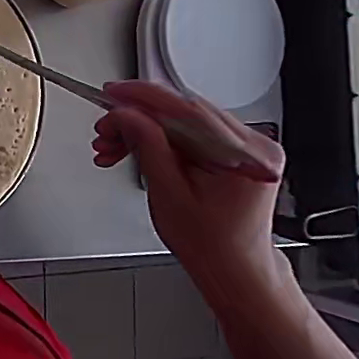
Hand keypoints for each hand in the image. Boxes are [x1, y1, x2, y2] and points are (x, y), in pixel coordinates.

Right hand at [92, 81, 287, 297]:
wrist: (232, 266)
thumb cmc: (208, 243)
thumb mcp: (168, 194)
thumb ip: (148, 147)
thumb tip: (126, 114)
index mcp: (244, 157)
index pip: (188, 110)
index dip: (144, 98)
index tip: (114, 93)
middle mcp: (253, 146)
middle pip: (183, 113)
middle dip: (136, 119)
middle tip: (104, 131)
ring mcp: (246, 147)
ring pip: (182, 122)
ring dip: (142, 130)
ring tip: (112, 147)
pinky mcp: (234, 150)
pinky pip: (190, 132)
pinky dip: (158, 138)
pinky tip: (134, 148)